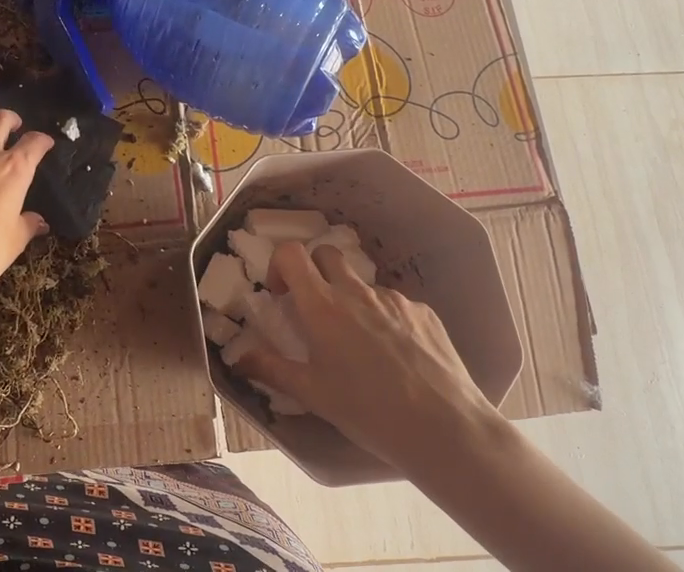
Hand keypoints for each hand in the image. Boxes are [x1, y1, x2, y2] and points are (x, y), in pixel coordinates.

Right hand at [233, 242, 500, 468]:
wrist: (445, 429)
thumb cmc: (368, 411)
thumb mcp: (312, 394)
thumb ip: (271, 369)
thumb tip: (238, 358)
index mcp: (322, 306)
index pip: (292, 253)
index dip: (280, 264)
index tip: (281, 294)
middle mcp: (356, 292)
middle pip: (326, 254)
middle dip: (314, 272)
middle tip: (315, 308)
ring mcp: (394, 299)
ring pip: (362, 282)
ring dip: (351, 299)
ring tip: (360, 343)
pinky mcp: (424, 312)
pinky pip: (395, 303)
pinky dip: (385, 318)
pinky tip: (395, 355)